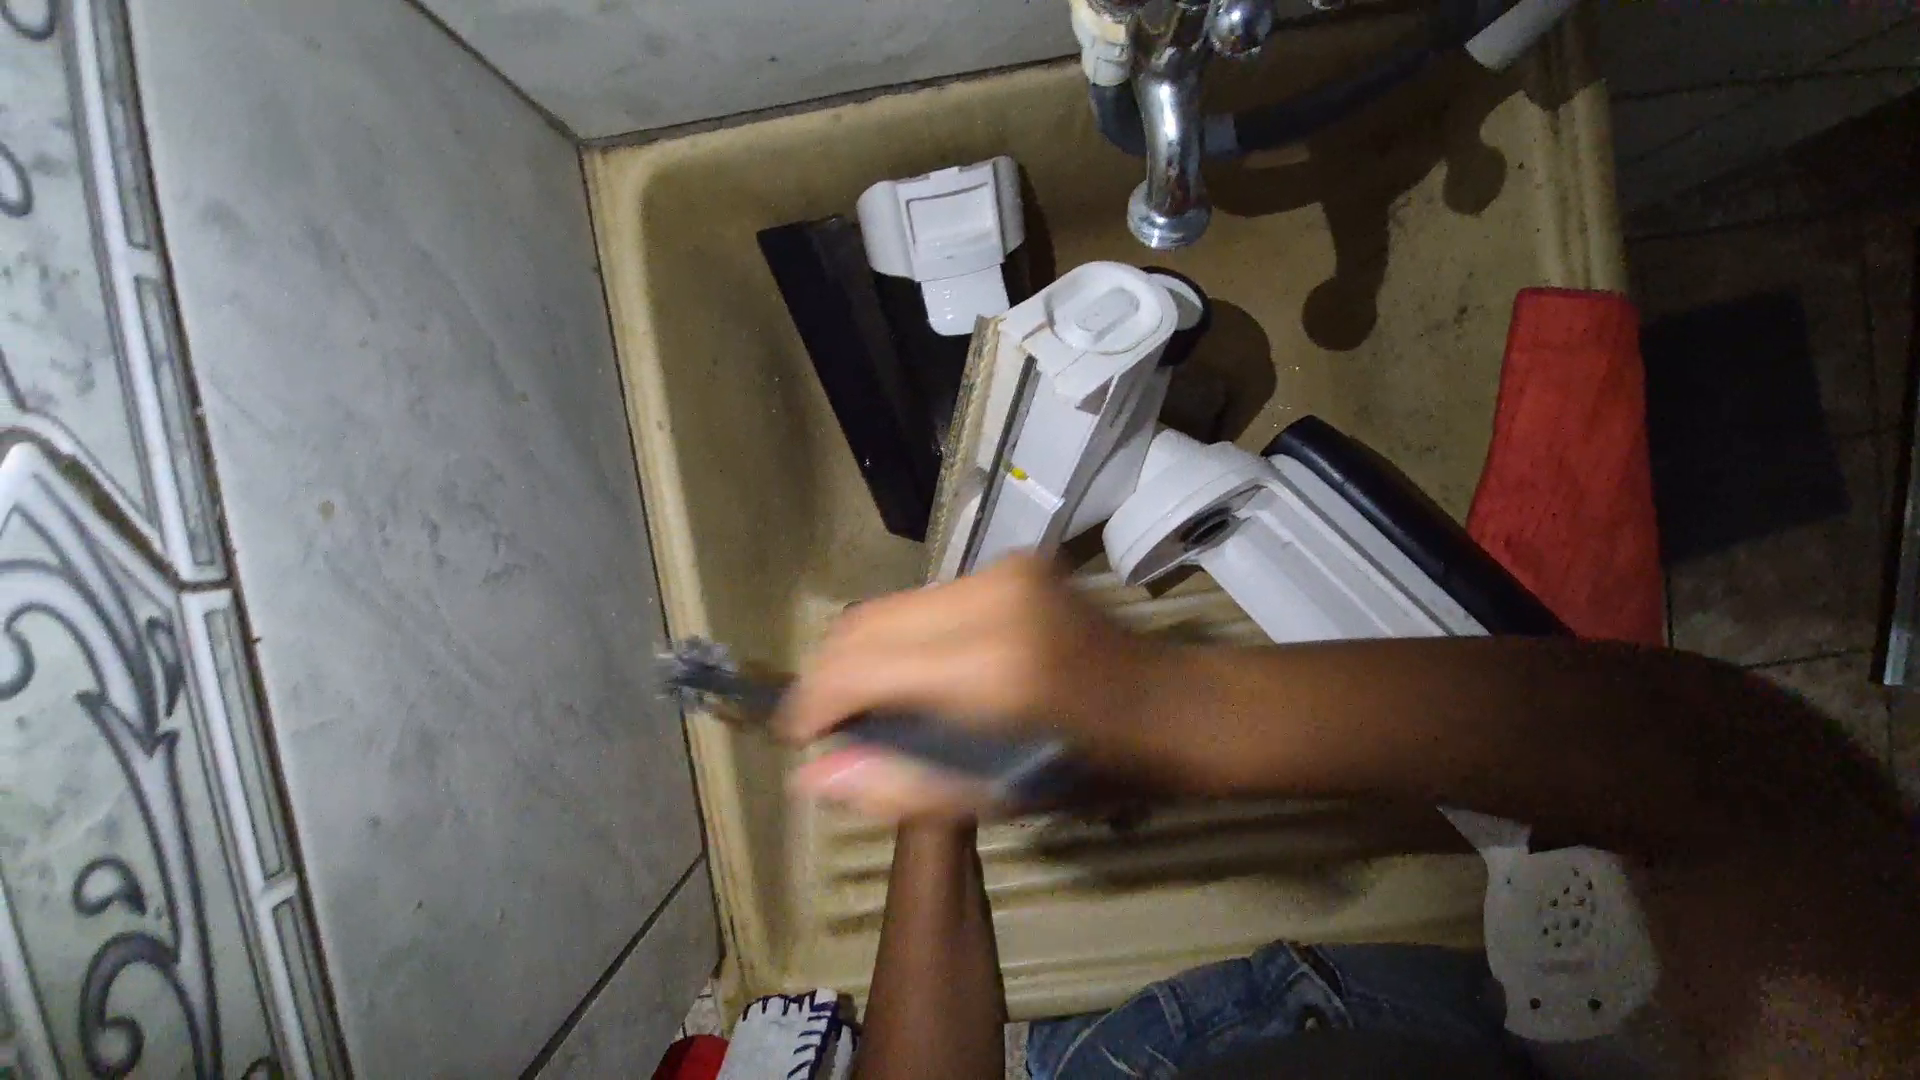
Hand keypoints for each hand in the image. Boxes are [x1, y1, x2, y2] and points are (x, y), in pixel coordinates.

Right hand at [778, 554, 1181, 819]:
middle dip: (833, 674)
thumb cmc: (1097, 768)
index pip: (861, 664)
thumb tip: (814, 774)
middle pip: (865, 623)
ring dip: (868, 654)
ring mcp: (1006, 571)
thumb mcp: (1000, 796)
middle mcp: (991, 598)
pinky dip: (906, 635)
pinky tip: (918, 673)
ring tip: (875, 704)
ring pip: (893, 605)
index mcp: (992, 666)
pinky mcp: (1015, 562)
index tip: (800, 737)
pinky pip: (929, 599)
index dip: (815, 701)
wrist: (1176, 705)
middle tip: (834, 726)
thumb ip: (902, 786)